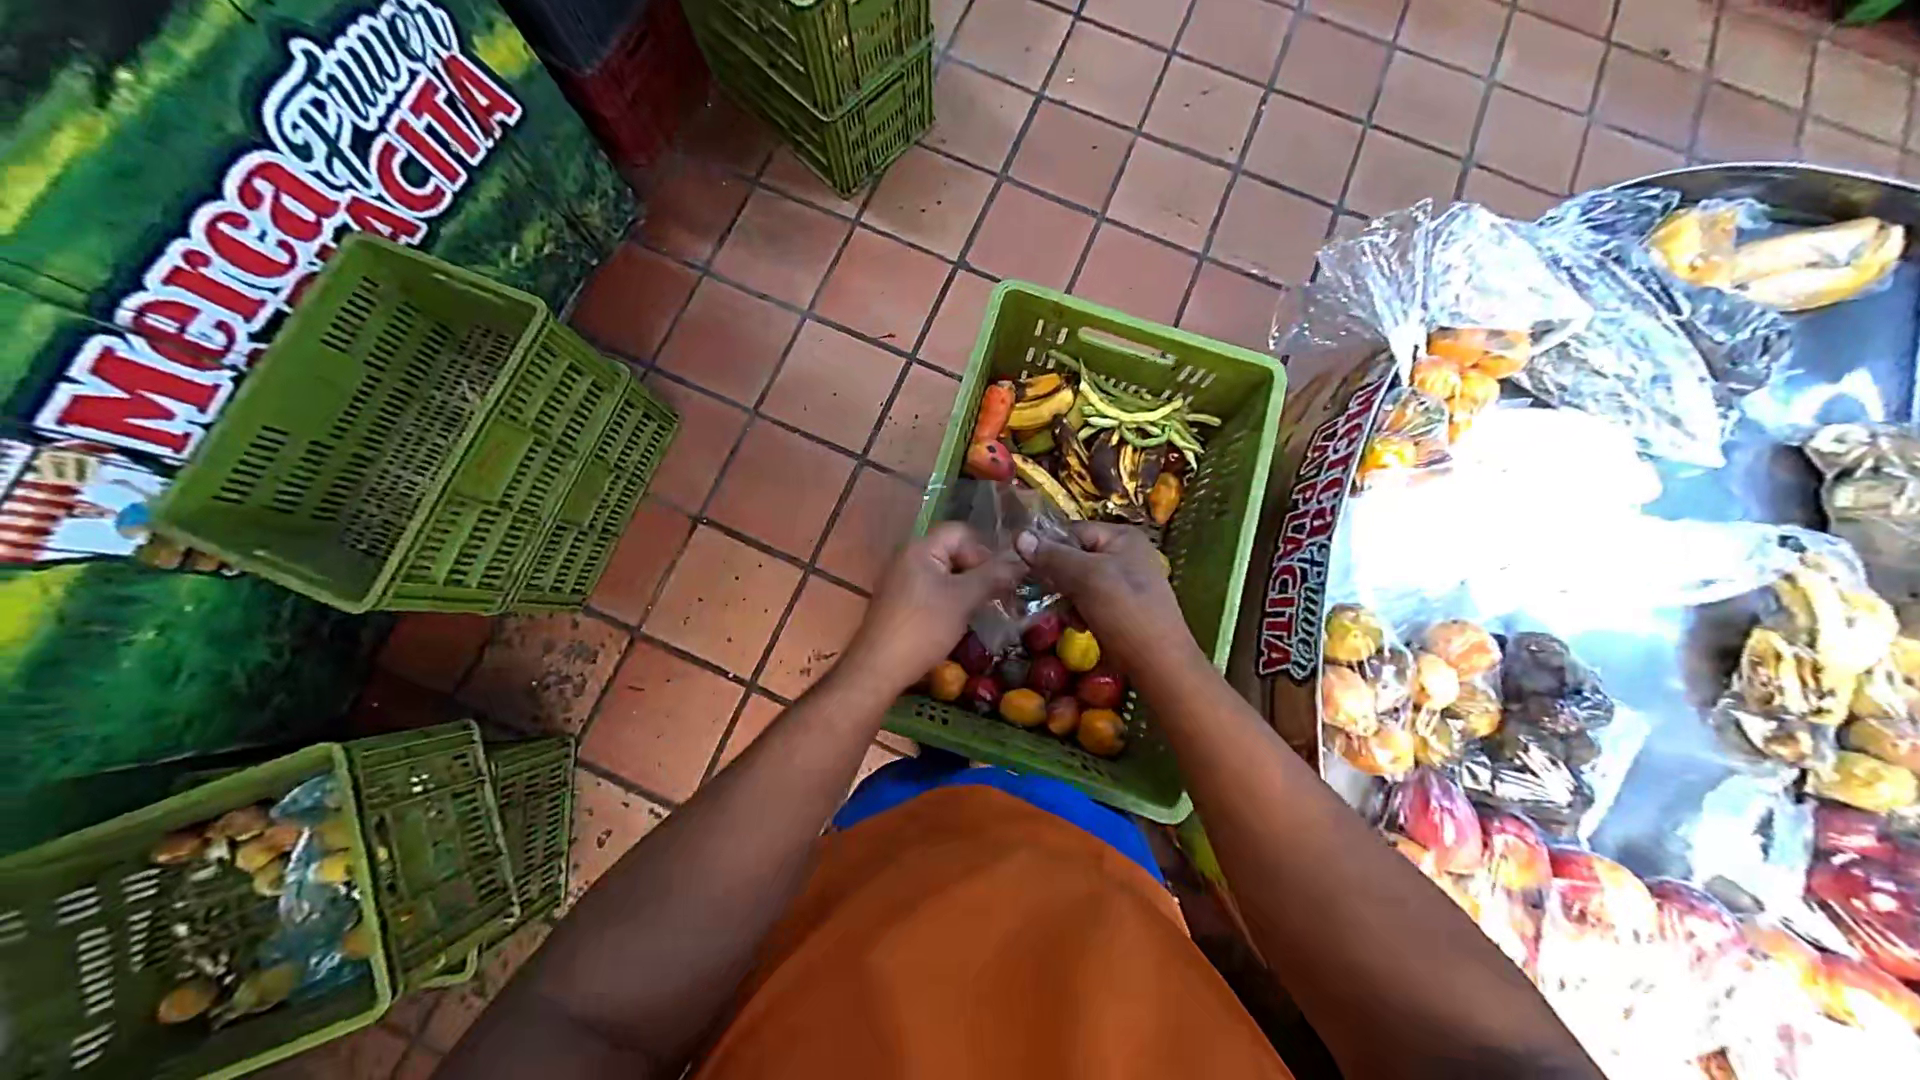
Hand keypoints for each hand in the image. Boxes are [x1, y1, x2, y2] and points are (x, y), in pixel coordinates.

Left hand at [839, 523, 1025, 694]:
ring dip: (967, 588)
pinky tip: (960, 621)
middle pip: (953, 552)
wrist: (878, 668)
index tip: (1001, 578)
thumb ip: (992, 576)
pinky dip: (950, 600)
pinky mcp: (899, 603)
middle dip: (979, 571)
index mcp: (920, 548)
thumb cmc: (923, 628)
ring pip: (944, 574)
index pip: (961, 532)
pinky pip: (932, 591)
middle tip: (998, 596)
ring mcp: (901, 581)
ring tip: (984, 610)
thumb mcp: (963, 599)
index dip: (985, 551)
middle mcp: (907, 558)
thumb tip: (1020, 560)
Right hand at [1016, 522, 1200, 676]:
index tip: (1029, 570)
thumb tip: (1019, 536)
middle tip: (1048, 596)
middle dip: (1059, 579)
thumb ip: (1052, 556)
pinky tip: (1080, 626)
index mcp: (1122, 537)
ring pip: (1077, 582)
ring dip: (1067, 599)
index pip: (1072, 531)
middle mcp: (1125, 554)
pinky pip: (1088, 601)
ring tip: (1070, 616)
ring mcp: (1123, 582)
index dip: (1049, 549)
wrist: (1158, 663)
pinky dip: (1079, 612)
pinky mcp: (1120, 608)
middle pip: (1073, 557)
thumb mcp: (1086, 578)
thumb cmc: (1125, 611)